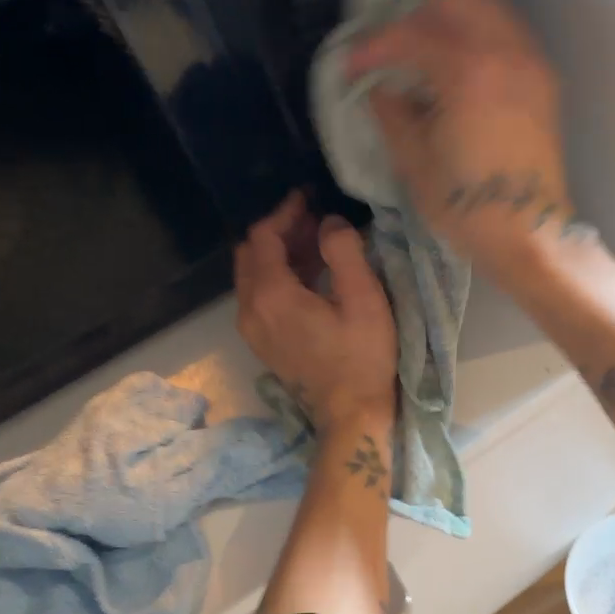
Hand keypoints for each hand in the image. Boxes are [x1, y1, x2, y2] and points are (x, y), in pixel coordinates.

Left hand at [234, 193, 396, 431]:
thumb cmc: (362, 357)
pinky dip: (278, 276)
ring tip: (317, 243)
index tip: (310, 197)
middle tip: (315, 220)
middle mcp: (250, 309)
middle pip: (251, 254)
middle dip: (279, 231)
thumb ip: (344, 251)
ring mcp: (252, 329)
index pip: (264, 237)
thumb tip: (329, 222)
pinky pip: (259, 296)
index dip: (285, 212)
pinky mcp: (262, 342)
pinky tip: (310, 276)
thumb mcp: (364, 299)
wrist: (349, 416)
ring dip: (279, 253)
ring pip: (253, 275)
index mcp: (271, 295)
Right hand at [348, 0, 575, 280]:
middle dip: (417, 17)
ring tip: (428, 58)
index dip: (373, 47)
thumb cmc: (467, 207)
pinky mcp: (544, 82)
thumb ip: (392, 113)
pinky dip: (481, 36)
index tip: (351, 66)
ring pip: (489, 8)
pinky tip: (461, 70)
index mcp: (469, 72)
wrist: (530, 236)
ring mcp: (532, 64)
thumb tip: (382, 88)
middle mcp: (506, 53)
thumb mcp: (414, 162)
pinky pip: (509, 34)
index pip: (411, 34)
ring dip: (452, 21)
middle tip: (396, 53)